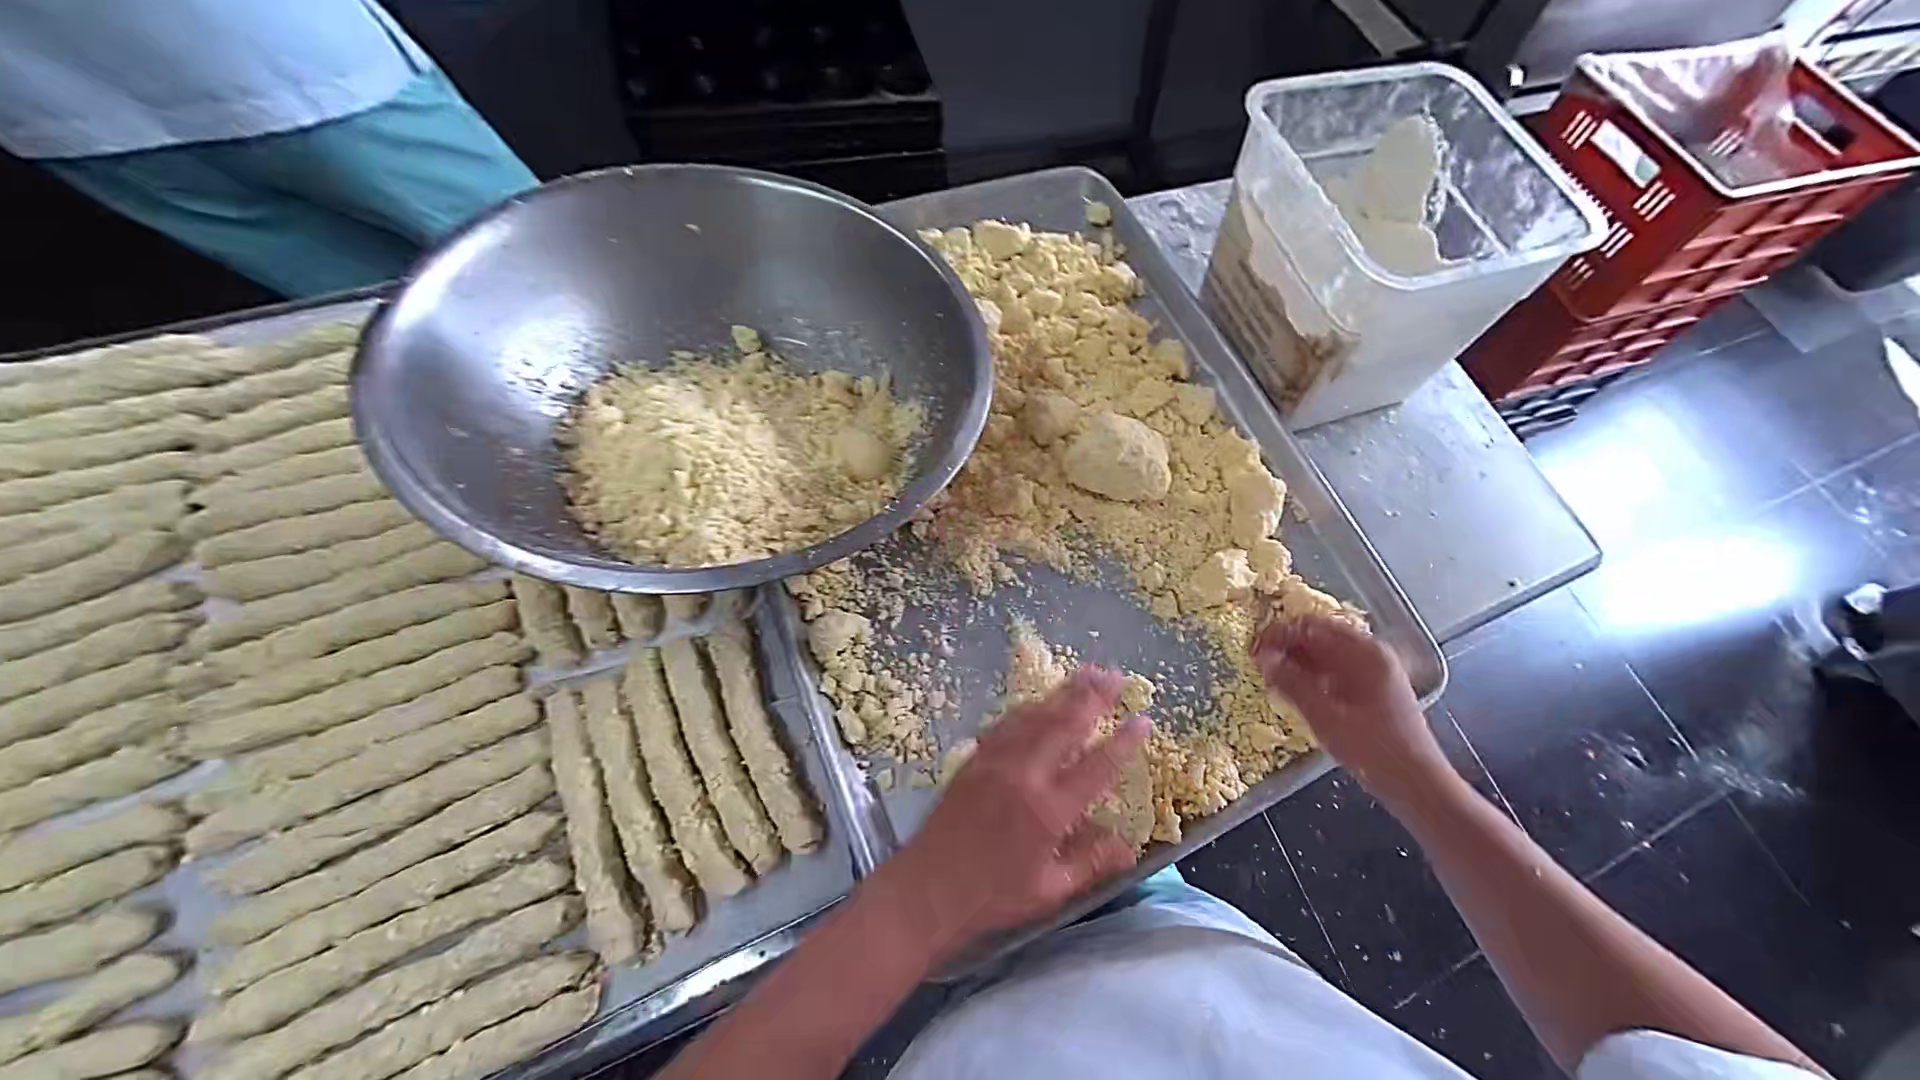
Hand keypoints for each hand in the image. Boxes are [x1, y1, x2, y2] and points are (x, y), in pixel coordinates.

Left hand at [869, 667, 1150, 964]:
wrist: (926, 888)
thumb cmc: (992, 897)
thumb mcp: (1050, 891)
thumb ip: (1091, 863)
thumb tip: (1130, 847)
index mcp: (1049, 811)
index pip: (1097, 767)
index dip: (1123, 742)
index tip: (1143, 720)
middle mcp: (1024, 776)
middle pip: (1065, 725)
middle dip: (1093, 697)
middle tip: (1115, 675)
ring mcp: (995, 761)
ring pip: (1035, 716)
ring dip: (1062, 692)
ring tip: (1085, 672)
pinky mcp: (974, 759)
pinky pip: (1006, 723)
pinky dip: (1028, 707)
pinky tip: (1039, 699)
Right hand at [1252, 616, 1451, 803]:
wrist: (1417, 785)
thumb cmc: (1374, 748)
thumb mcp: (1325, 714)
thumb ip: (1291, 682)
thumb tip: (1263, 658)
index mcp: (1365, 652)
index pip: (1313, 626)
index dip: (1279, 633)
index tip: (1254, 649)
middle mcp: (1371, 656)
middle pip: (1319, 638)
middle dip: (1285, 647)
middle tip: (1258, 664)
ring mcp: (1371, 674)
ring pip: (1323, 656)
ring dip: (1294, 663)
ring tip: (1269, 679)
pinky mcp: (1369, 692)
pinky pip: (1331, 673)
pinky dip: (1309, 677)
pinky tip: (1291, 692)